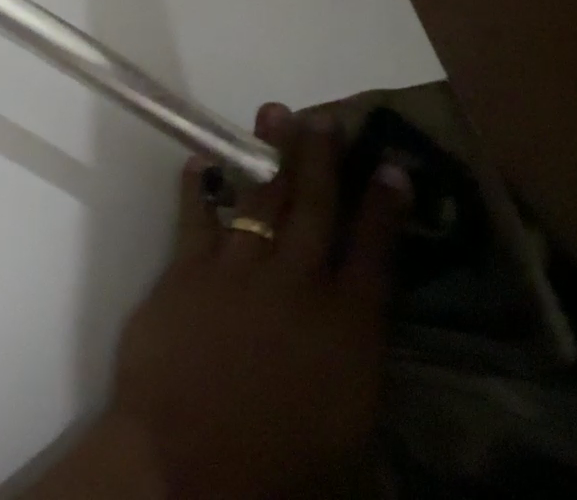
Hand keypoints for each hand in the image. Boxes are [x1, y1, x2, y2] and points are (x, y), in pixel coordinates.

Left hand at [109, 105, 411, 498]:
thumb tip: (361, 328)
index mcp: (349, 328)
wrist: (188, 456)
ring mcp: (236, 273)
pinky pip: (193, 218)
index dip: (385, 209)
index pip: (375, 254)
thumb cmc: (281, 463)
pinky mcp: (184, 272)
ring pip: (259, 202)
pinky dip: (196, 188)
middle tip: (325, 115)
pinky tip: (200, 159)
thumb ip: (357, 363)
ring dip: (267, 156)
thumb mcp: (352, 427)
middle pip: (315, 210)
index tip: (392, 167)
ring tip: (274, 114)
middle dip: (321, 160)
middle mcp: (296, 287)